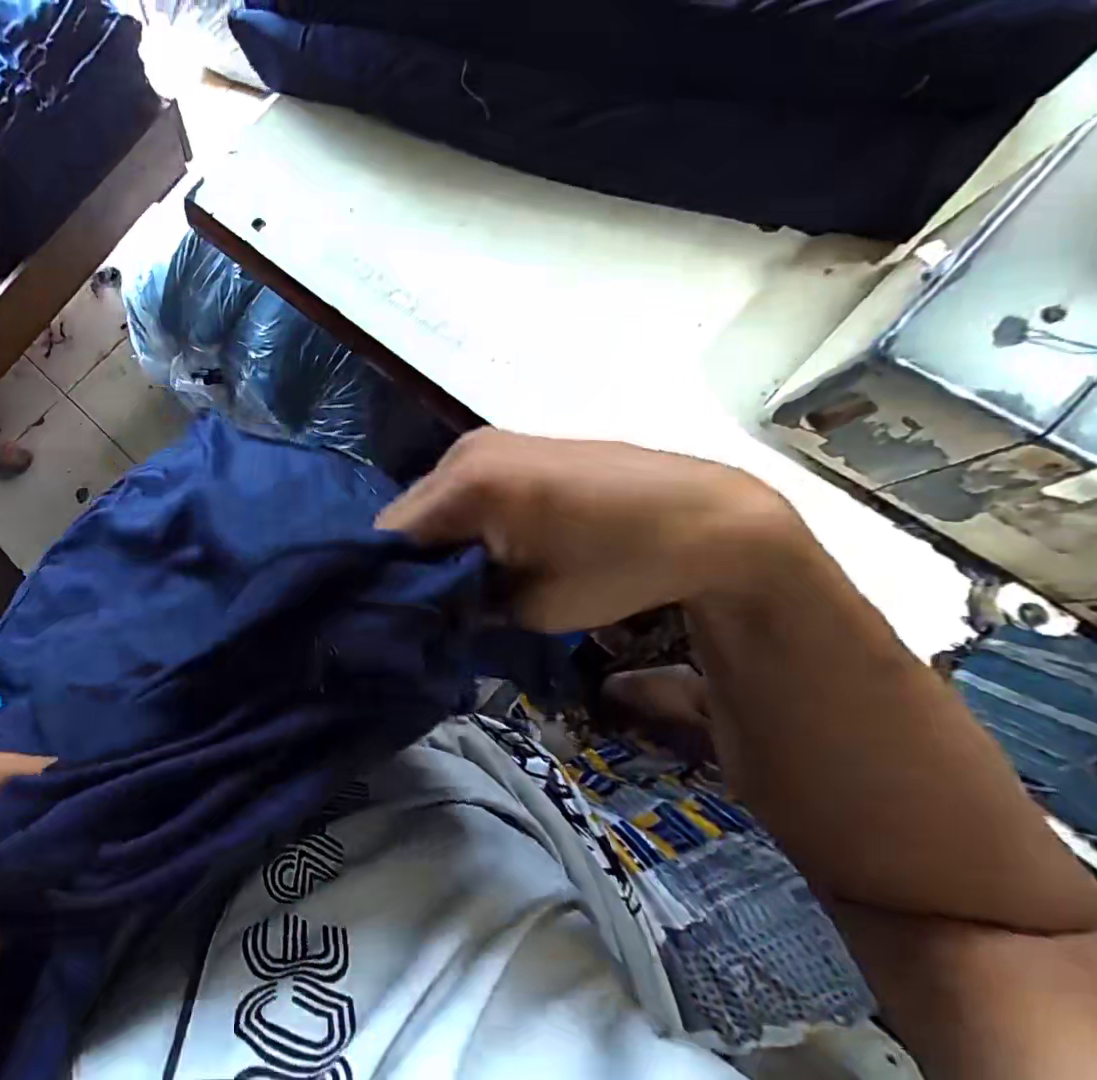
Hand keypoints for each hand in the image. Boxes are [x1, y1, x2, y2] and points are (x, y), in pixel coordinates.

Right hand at [376, 429, 807, 631]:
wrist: (712, 518)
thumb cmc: (624, 568)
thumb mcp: (530, 607)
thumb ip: (462, 604)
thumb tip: (427, 607)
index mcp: (467, 485)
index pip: (388, 538)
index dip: (384, 582)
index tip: (391, 619)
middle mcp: (465, 452)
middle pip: (404, 516)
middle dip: (406, 561)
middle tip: (420, 605)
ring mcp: (486, 442)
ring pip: (429, 502)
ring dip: (431, 540)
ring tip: (451, 578)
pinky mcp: (508, 444)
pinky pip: (458, 488)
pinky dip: (456, 520)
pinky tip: (480, 547)